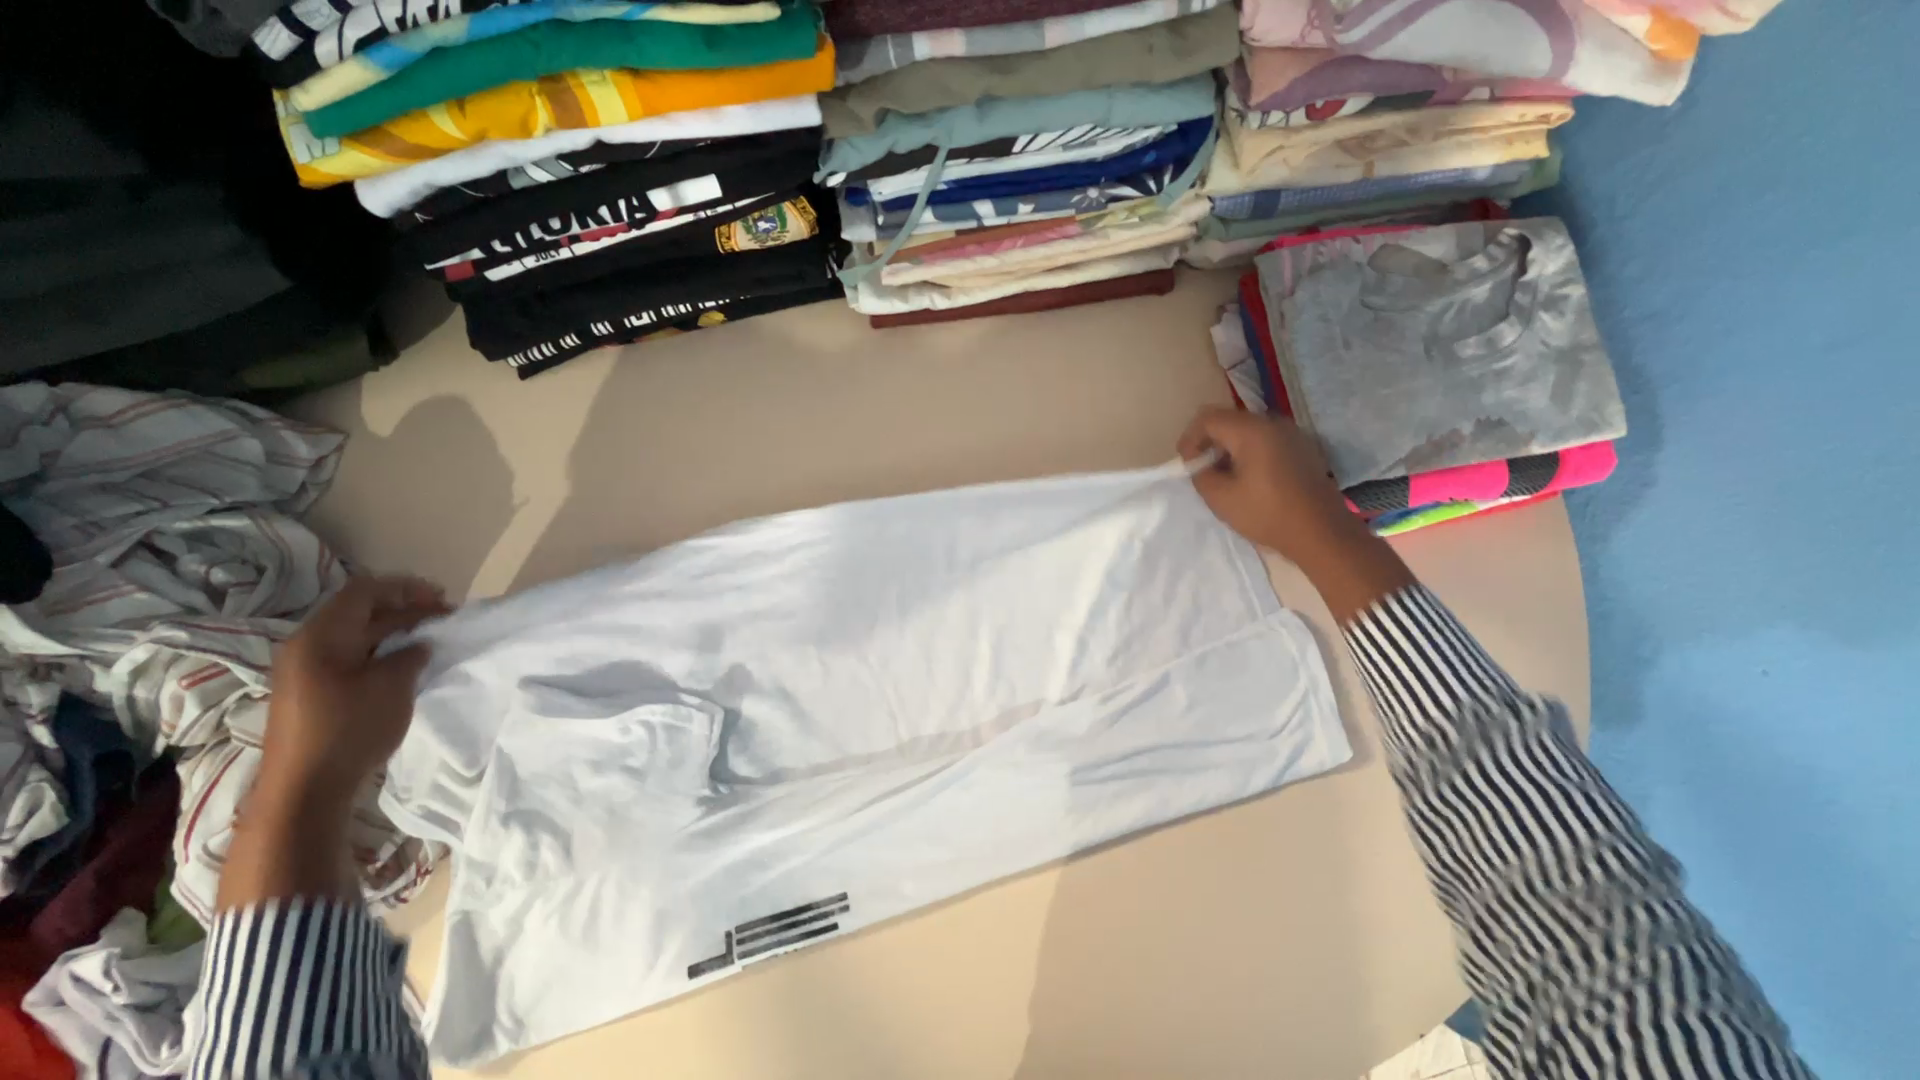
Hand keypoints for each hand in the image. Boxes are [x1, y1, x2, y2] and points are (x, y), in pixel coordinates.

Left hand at [260, 575, 450, 797]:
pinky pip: (349, 657)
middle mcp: (306, 645)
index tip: (442, 598)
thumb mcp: (391, 686)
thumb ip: (410, 655)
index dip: (406, 588)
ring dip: (393, 632)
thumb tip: (418, 645)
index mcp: (320, 636)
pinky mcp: (311, 693)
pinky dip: (379, 653)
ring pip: (355, 636)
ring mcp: (305, 671)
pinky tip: (404, 665)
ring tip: (430, 640)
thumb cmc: (349, 730)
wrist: (305, 791)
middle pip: (358, 611)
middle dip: (404, 609)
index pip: (364, 591)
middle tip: (444, 617)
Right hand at [1178, 407, 1414, 622]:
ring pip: (1248, 430)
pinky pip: (1267, 441)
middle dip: (1209, 442)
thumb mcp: (1220, 498)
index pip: (1208, 418)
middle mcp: (1273, 423)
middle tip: (1202, 470)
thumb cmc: (1267, 514)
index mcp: (1251, 431)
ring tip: (1224, 477)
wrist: (1322, 533)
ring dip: (1230, 448)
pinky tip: (1250, 480)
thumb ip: (1200, 473)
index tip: (1187, 464)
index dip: (1190, 438)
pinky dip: (1250, 453)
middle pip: (1229, 420)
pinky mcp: (1302, 449)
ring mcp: (1292, 434)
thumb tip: (1200, 462)